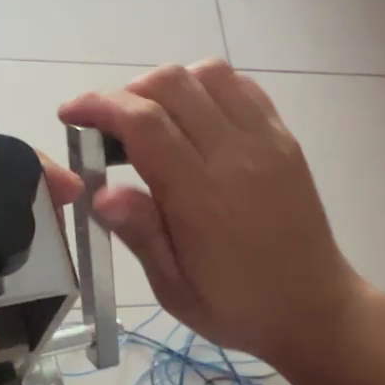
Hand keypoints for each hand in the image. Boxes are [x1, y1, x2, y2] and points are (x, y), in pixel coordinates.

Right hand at [59, 60, 368, 369]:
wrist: (314, 310)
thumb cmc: (237, 308)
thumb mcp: (176, 288)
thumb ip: (140, 233)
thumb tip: (100, 193)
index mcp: (201, 196)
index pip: (143, 123)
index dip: (99, 106)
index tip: (70, 113)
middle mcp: (235, 155)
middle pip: (171, 85)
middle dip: (126, 93)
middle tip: (108, 129)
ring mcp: (266, 141)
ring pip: (208, 74)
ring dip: (168, 86)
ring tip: (151, 123)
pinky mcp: (284, 140)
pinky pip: (242, 88)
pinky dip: (207, 89)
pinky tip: (194, 121)